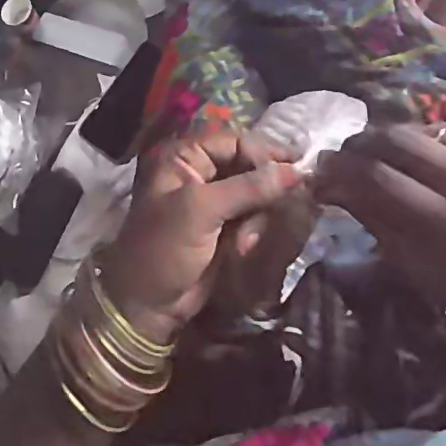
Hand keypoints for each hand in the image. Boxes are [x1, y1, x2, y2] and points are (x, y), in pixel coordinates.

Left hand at [99, 131, 302, 343]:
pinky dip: (253, 231)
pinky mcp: (223, 227)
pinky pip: (252, 217)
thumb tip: (297, 171)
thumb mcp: (201, 211)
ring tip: (246, 241)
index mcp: (183, 157)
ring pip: (255, 194)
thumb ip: (248, 188)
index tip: (297, 169)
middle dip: (264, 190)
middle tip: (285, 204)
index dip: (265, 153)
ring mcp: (212, 201)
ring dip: (257, 217)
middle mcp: (198, 173)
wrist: (148, 303)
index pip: (234, 141)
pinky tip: (243, 249)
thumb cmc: (164, 248)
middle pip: (249, 166)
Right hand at [317, 125, 445, 363]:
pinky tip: (424, 157)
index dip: (339, 170)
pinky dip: (428, 143)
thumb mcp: (432, 277)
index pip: (376, 178)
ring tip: (377, 153)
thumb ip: (385, 229)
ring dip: (390, 139)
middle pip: (395, 140)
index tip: (320, 171)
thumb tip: (342, 194)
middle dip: (358, 145)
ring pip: (423, 130)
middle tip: (343, 156)